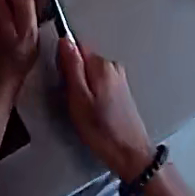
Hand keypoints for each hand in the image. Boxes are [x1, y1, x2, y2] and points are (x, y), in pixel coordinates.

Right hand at [58, 39, 155, 182]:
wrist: (130, 154)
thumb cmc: (103, 132)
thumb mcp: (79, 99)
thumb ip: (71, 67)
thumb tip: (65, 40)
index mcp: (102, 65)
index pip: (75, 46)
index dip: (64, 64)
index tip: (64, 82)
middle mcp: (112, 67)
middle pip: (82, 59)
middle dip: (73, 77)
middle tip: (73, 100)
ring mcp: (118, 78)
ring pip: (89, 73)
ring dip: (82, 87)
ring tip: (84, 110)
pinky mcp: (120, 90)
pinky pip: (98, 83)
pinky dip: (92, 94)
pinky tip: (94, 112)